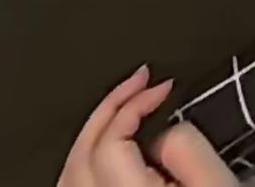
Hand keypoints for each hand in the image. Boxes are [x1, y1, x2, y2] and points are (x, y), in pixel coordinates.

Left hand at [58, 67, 238, 186]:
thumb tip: (164, 126)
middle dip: (109, 107)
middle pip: (79, 159)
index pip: (110, 145)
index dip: (132, 105)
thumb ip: (189, 150)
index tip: (164, 85)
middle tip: (141, 78)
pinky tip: (104, 145)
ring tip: (123, 100)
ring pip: (66, 179)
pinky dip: (83, 160)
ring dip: (93, 131)